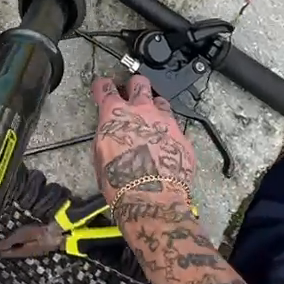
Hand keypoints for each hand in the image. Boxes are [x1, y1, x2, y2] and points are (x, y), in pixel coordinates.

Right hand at [91, 75, 198, 220]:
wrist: (151, 200)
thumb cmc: (121, 182)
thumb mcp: (100, 156)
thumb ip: (107, 134)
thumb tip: (110, 133)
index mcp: (115, 114)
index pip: (106, 87)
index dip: (103, 86)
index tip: (104, 87)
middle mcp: (142, 111)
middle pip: (140, 83)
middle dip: (135, 87)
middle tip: (132, 95)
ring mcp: (165, 122)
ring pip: (161, 102)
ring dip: (155, 109)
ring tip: (152, 123)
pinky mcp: (182, 137)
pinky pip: (176, 128)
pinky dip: (170, 134)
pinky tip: (166, 147)